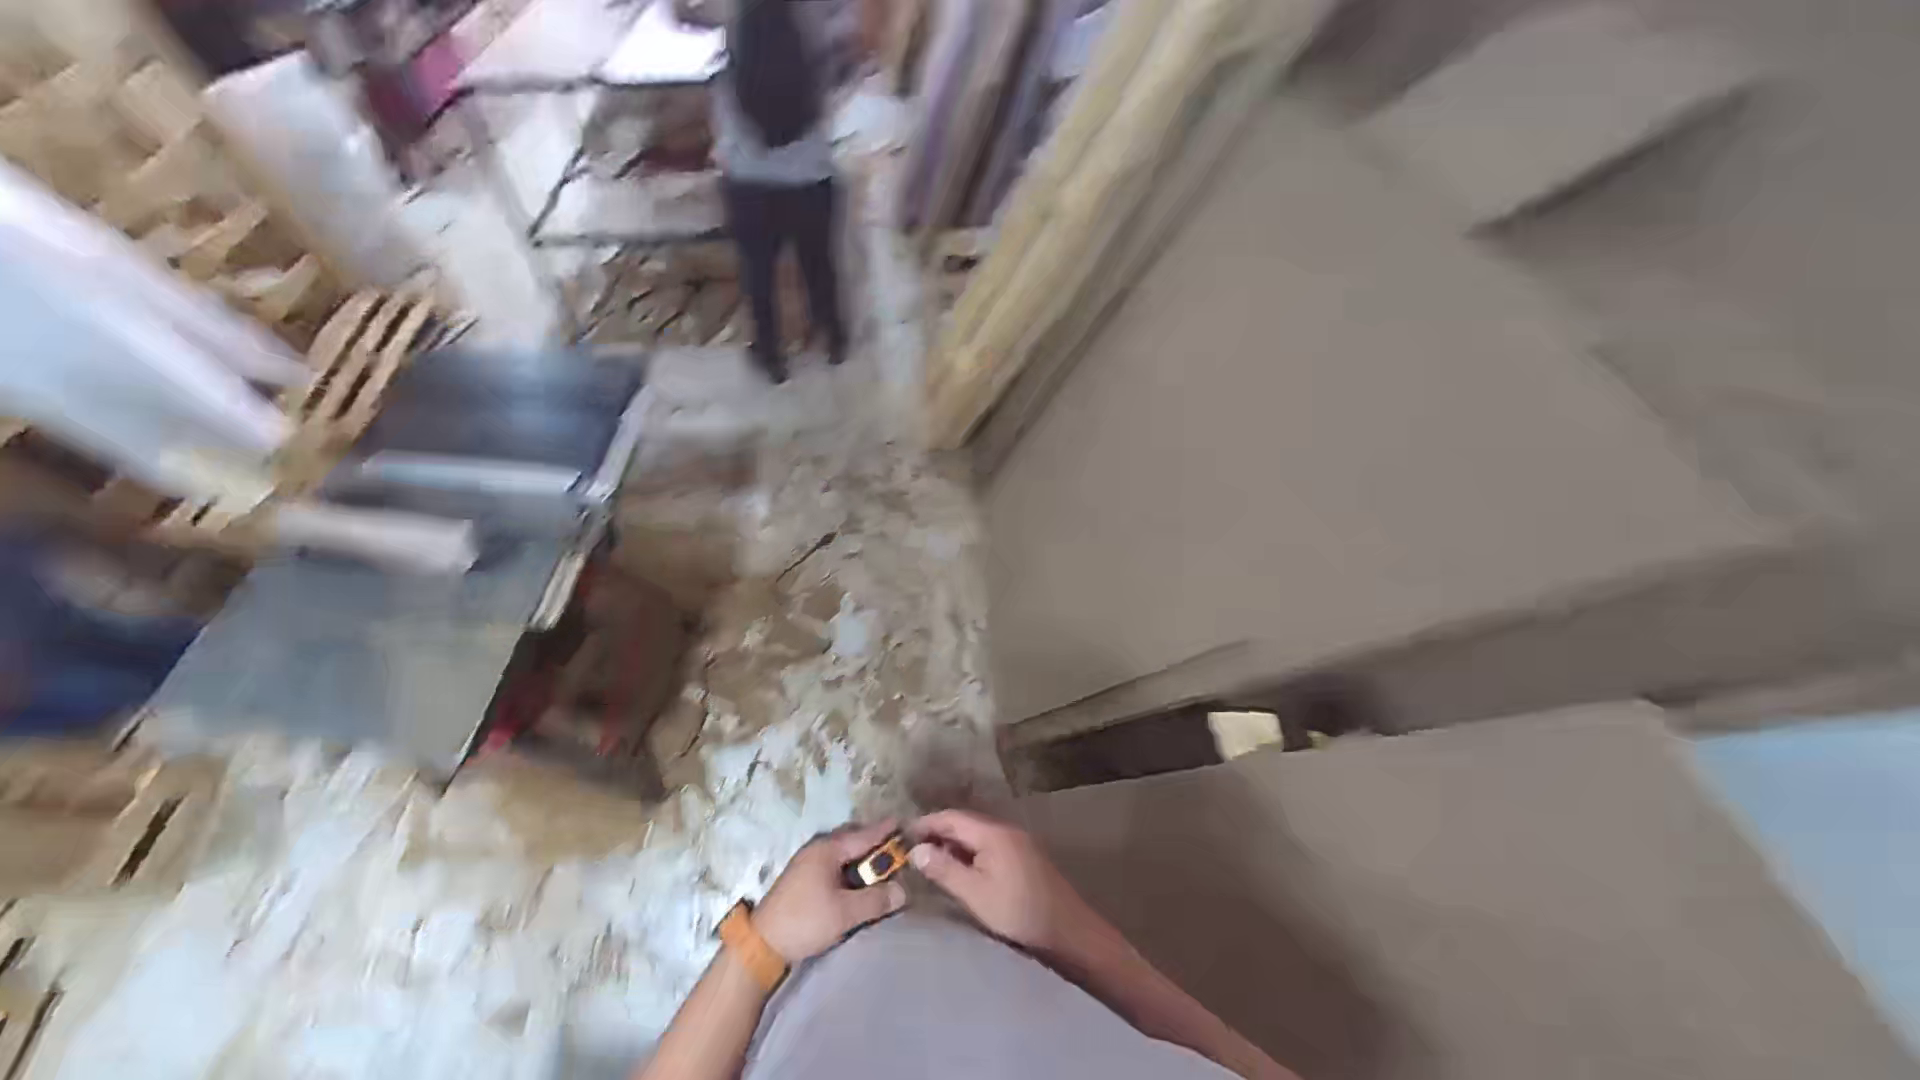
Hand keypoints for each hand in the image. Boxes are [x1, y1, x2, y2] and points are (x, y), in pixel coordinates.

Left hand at [752, 820, 908, 962]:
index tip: (907, 825)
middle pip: (854, 840)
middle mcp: (819, 848)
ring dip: (863, 858)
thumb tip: (903, 891)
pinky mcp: (804, 878)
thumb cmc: (805, 921)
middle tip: (899, 851)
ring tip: (884, 867)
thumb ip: (876, 900)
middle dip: (876, 844)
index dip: (887, 831)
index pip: (865, 834)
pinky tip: (861, 881)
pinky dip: (852, 868)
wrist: (761, 945)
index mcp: (828, 849)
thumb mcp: (845, 913)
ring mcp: (809, 862)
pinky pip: (836, 864)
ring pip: (844, 853)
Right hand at [908, 810, 1102, 956]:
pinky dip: (969, 850)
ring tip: (932, 860)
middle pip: (964, 822)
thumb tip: (916, 850)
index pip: (952, 817)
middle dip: (938, 832)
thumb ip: (944, 869)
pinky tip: (961, 868)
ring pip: (976, 833)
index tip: (903, 834)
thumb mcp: (974, 893)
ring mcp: (1017, 841)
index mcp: (992, 832)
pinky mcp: (1023, 856)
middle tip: (913, 849)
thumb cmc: (1017, 910)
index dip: (926, 823)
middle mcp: (1005, 829)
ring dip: (954, 842)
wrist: (1067, 929)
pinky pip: (988, 843)